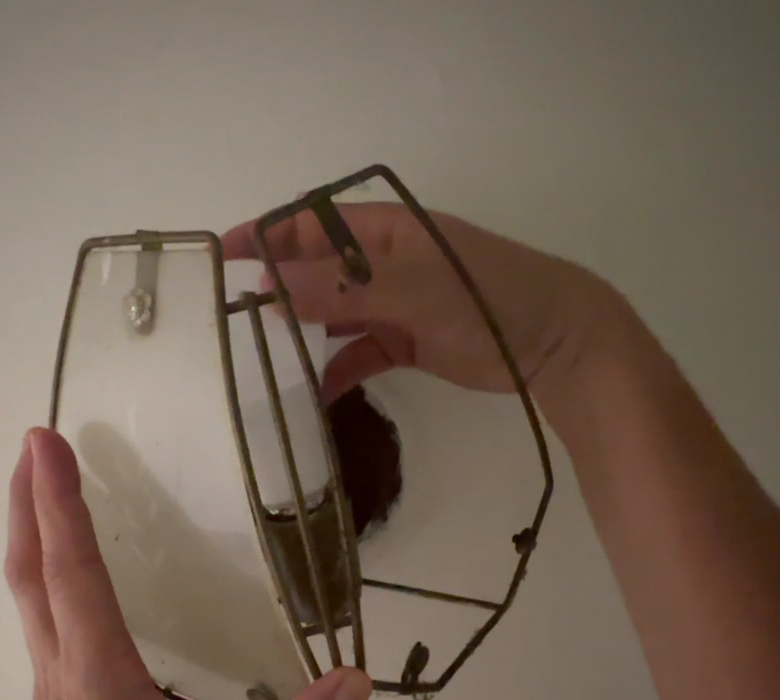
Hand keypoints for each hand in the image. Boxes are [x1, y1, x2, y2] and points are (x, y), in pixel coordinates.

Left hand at [5, 428, 372, 699]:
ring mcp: (53, 691)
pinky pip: (43, 621)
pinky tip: (71, 574)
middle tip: (34, 444)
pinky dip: (46, 575)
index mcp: (99, 680)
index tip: (45, 444)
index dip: (60, 507)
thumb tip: (355, 684)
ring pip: (29, 598)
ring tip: (42, 488)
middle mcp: (64, 673)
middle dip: (27, 504)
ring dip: (30, 536)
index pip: (74, 577)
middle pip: (29, 575)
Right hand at [222, 203, 658, 409]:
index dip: (269, 237)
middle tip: (240, 320)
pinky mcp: (408, 343)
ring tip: (268, 358)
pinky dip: (339, 370)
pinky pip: (361, 353)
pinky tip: (318, 393)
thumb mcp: (413, 288)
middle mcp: (385, 263)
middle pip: (319, 271)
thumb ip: (344, 287)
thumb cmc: (488, 298)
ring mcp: (397, 304)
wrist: (554, 342)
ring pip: (336, 314)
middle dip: (281, 290)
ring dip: (306, 333)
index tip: (225, 257)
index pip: (314, 225)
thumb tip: (272, 287)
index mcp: (386, 232)